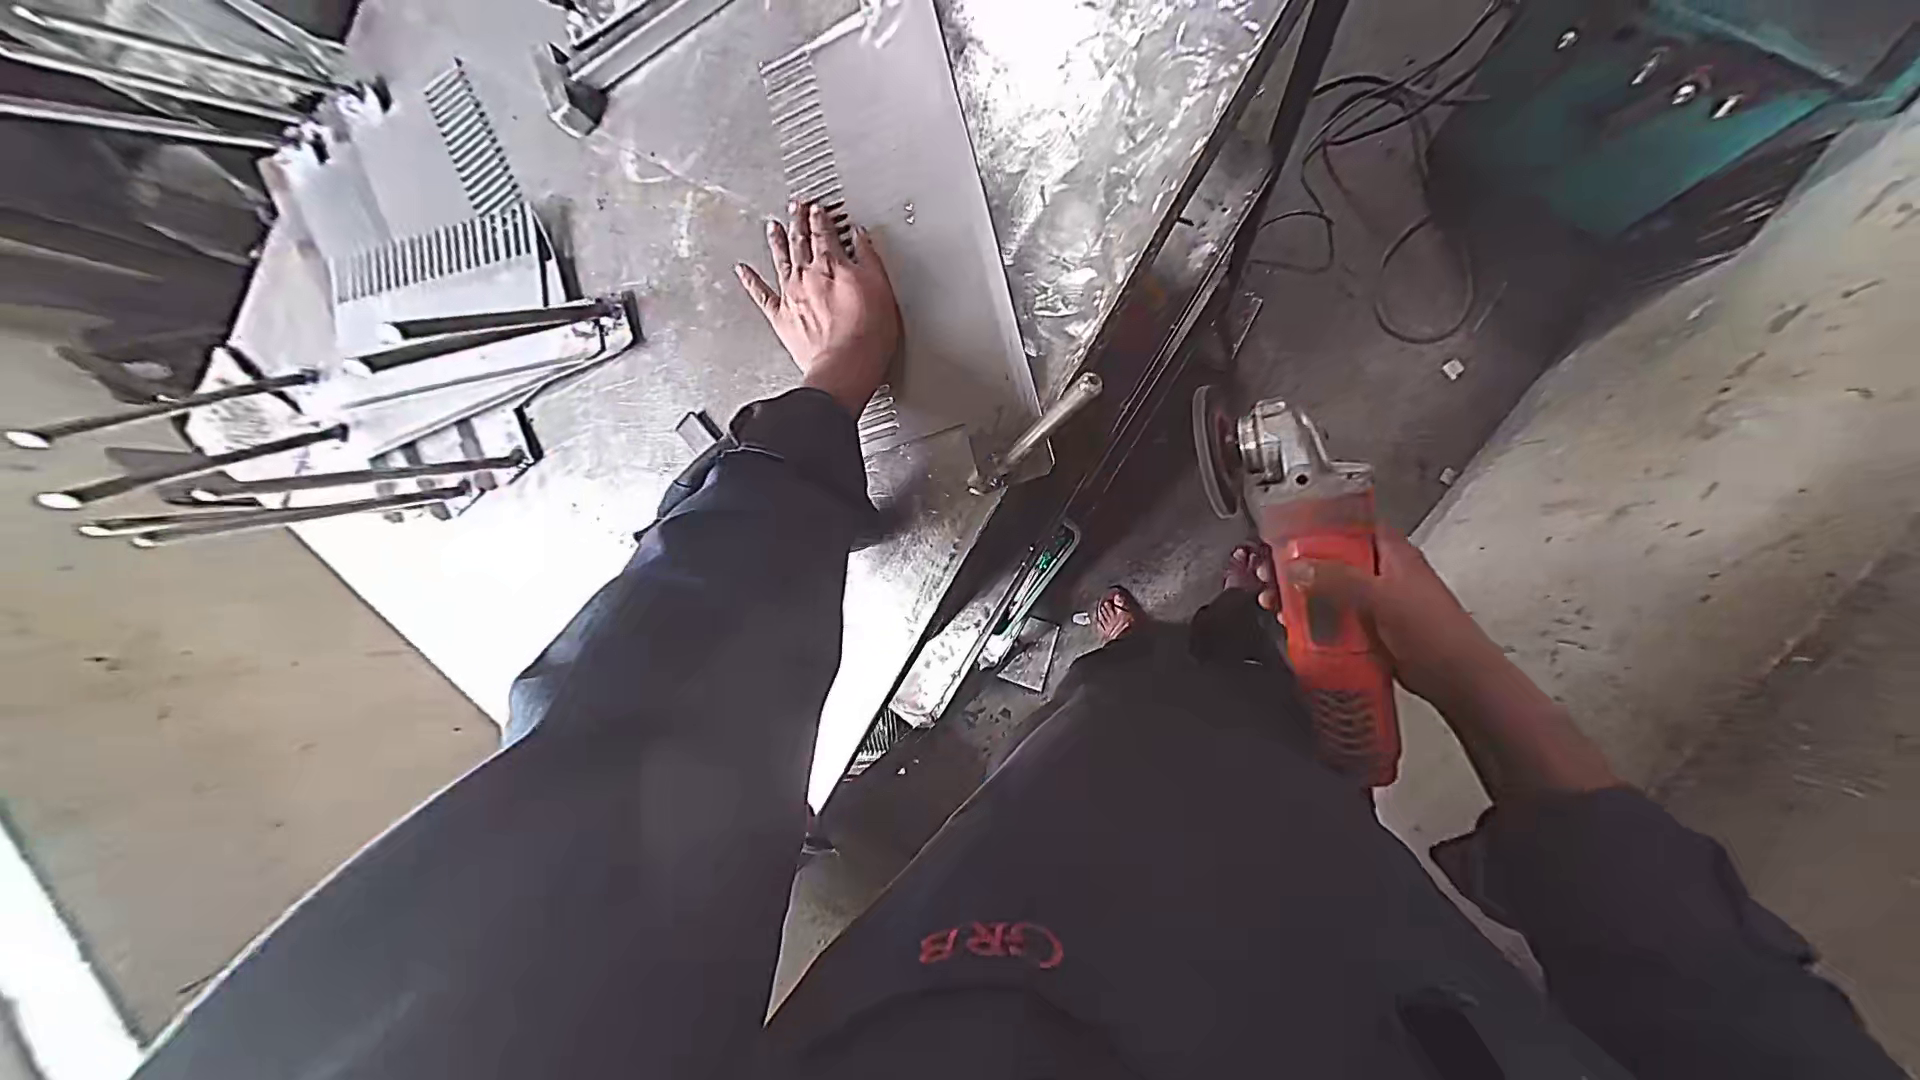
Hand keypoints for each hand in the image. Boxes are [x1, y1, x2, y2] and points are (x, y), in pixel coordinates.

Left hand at [734, 200, 900, 415]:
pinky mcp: (782, 318)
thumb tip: (861, 238)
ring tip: (772, 226)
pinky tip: (743, 270)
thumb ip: (869, 259)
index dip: (821, 217)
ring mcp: (792, 296)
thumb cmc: (867, 336)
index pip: (825, 233)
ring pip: (780, 259)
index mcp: (833, 266)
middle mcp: (808, 276)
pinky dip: (750, 281)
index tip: (818, 208)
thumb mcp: (881, 289)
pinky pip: (761, 295)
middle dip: (798, 221)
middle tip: (795, 207)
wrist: (846, 366)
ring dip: (776, 240)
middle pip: (800, 241)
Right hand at [1257, 526, 1505, 711]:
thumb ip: (1339, 579)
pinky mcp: (1363, 626)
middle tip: (1268, 574)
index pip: (1348, 527)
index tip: (1283, 534)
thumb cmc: (1434, 632)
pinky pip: (1327, 616)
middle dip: (1294, 566)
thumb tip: (1295, 566)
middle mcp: (1377, 573)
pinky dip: (1307, 617)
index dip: (1315, 526)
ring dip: (1296, 594)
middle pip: (1327, 559)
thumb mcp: (1384, 597)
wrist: (1456, 680)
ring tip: (1272, 601)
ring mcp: (1369, 601)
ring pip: (1323, 589)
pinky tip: (1289, 622)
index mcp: (1389, 554)